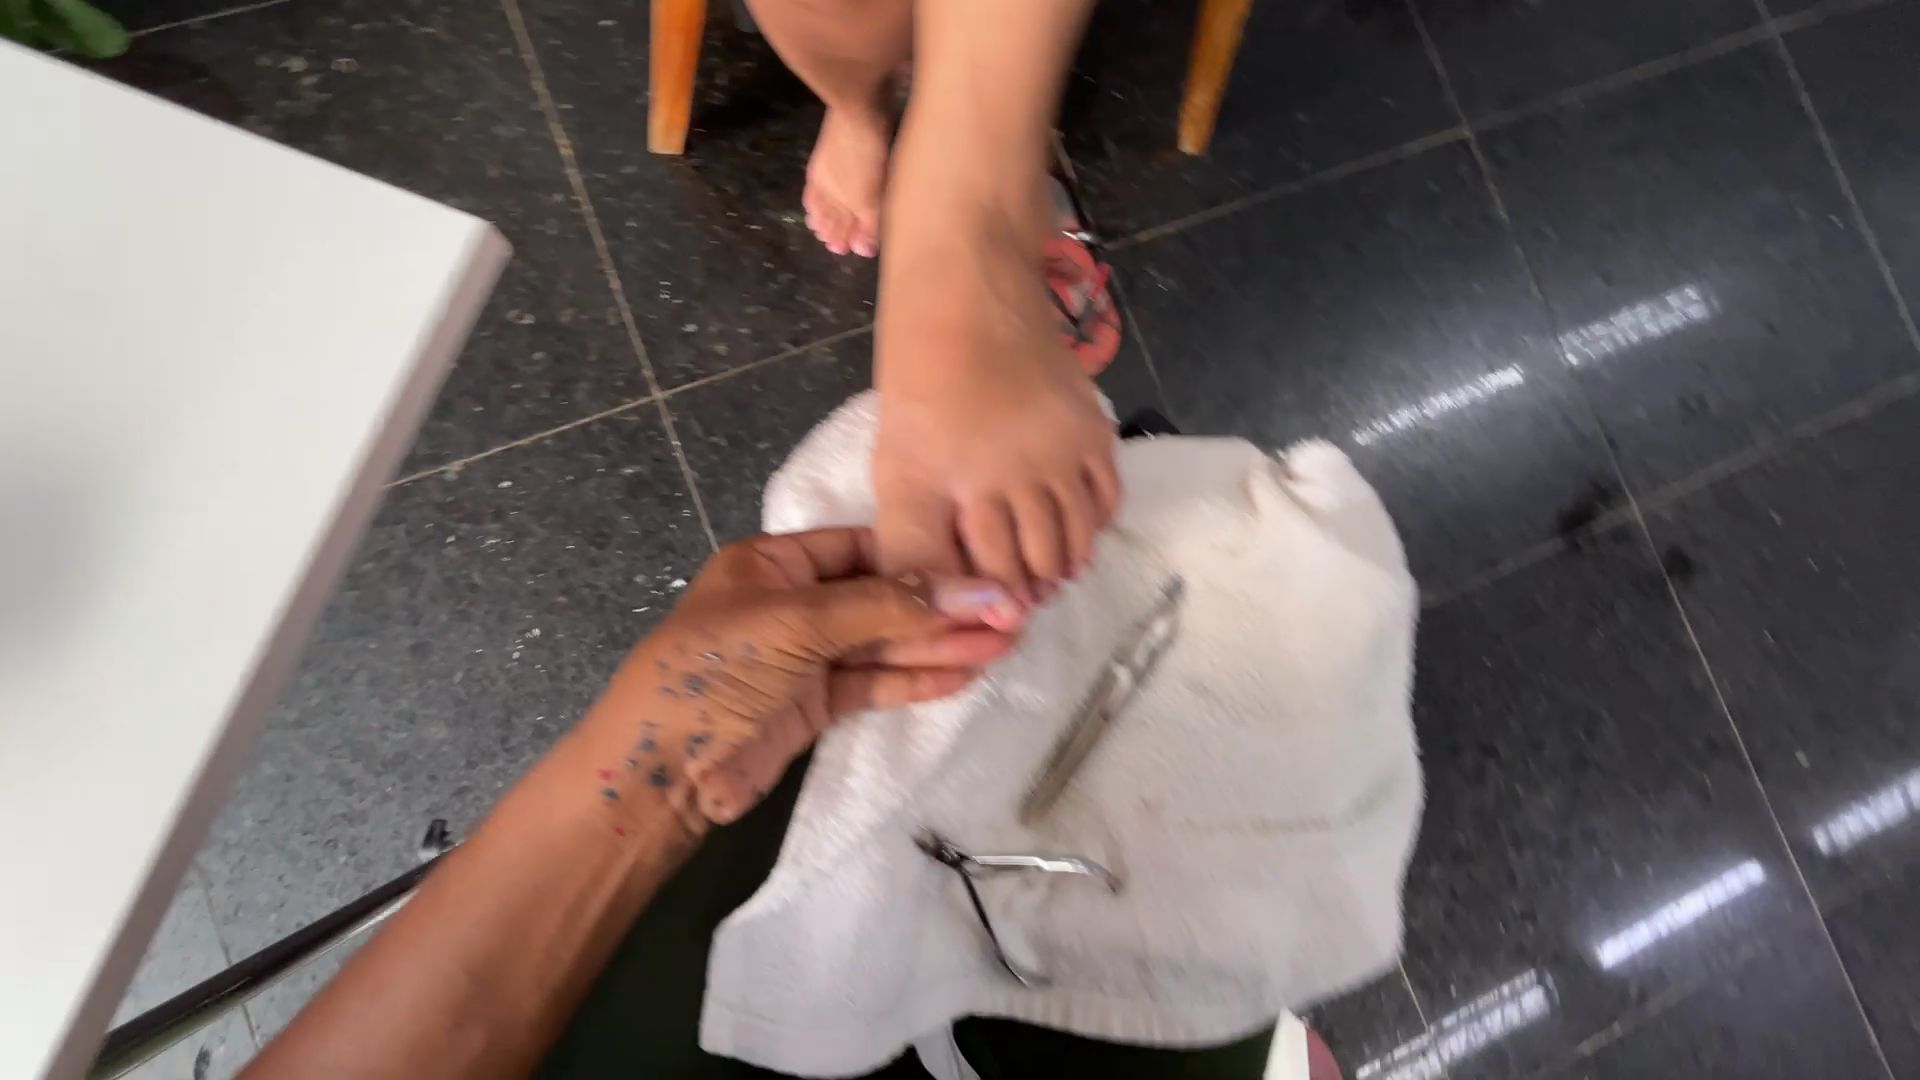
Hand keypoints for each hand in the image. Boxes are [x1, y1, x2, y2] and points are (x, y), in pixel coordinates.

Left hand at [587, 528, 1023, 828]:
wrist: (659, 775)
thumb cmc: (716, 671)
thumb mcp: (799, 623)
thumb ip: (888, 606)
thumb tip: (974, 591)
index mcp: (776, 563)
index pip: (865, 549)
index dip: (924, 560)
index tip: (983, 573)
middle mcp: (795, 603)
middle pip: (883, 599)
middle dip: (944, 609)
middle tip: (1012, 615)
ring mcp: (807, 656)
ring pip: (885, 643)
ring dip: (941, 645)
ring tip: (1004, 645)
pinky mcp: (816, 703)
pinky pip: (875, 683)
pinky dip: (917, 679)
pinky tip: (964, 674)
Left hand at [873, 228, 1120, 600]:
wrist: (969, 292)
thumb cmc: (918, 379)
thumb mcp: (896, 464)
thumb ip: (913, 537)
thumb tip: (942, 597)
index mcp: (965, 488)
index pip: (988, 574)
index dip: (990, 605)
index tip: (992, 623)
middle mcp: (1024, 478)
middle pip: (1038, 560)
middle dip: (1029, 592)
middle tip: (1024, 608)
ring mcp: (1065, 453)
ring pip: (1075, 537)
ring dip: (1063, 566)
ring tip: (1052, 580)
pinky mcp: (1094, 428)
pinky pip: (1108, 497)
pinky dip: (1096, 526)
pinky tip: (1082, 534)